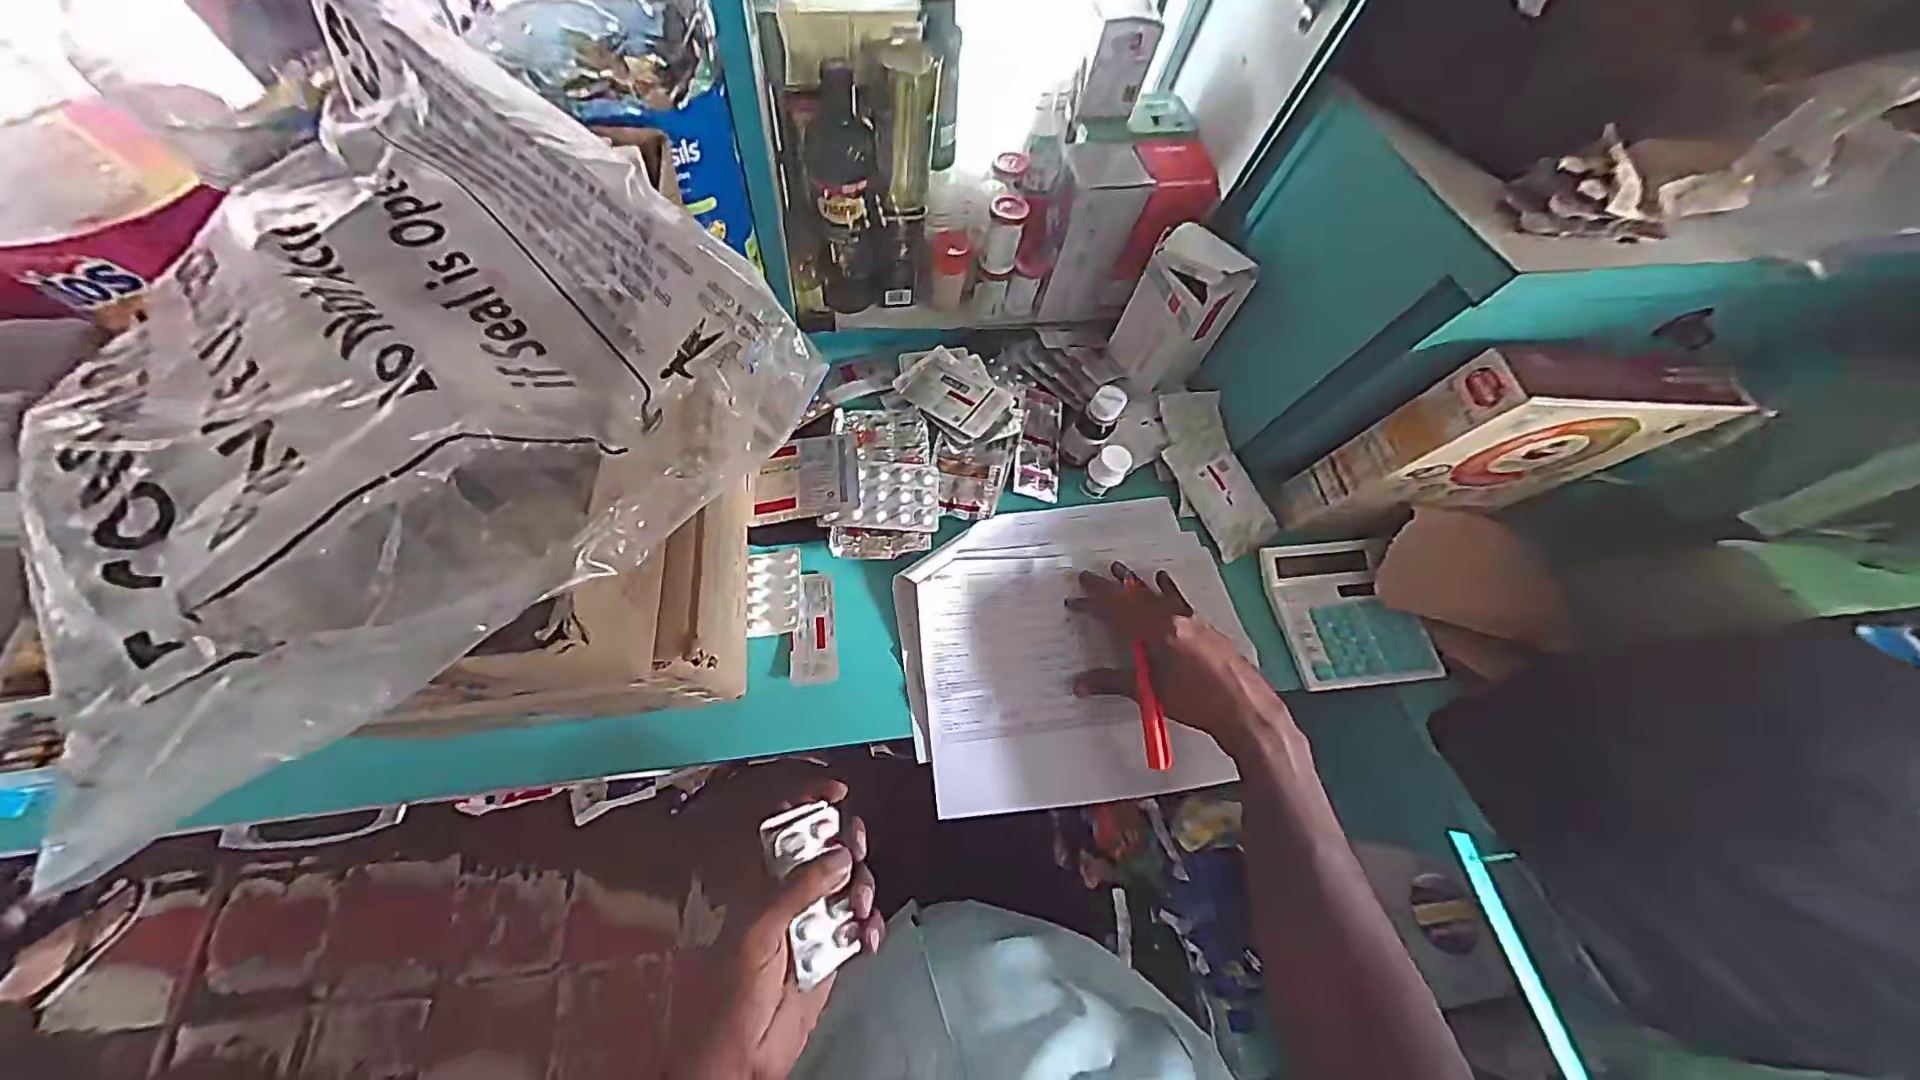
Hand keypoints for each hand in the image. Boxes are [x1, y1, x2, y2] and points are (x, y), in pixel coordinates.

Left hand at [664, 778, 884, 1079]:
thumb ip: (796, 889)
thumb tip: (836, 858)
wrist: (741, 1060)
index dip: (811, 807)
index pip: (789, 830)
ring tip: (858, 905)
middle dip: (847, 846)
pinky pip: (859, 925)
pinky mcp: (832, 949)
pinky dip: (869, 926)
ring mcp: (811, 922)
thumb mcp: (756, 932)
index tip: (834, 793)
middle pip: (827, 852)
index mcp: (762, 883)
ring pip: (849, 885)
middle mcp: (789, 897)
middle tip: (854, 851)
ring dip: (862, 889)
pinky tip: (865, 936)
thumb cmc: (724, 999)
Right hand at [1066, 561, 1293, 755]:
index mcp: (1156, 631)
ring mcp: (1190, 620)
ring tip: (1119, 570)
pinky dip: (1166, 590)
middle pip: (1133, 597)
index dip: (1092, 605)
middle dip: (1108, 588)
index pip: (1116, 612)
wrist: (1245, 708)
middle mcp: (1173, 619)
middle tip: (1087, 576)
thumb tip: (1079, 684)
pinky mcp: (1203, 627)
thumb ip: (1112, 683)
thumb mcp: (1149, 693)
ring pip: (1154, 595)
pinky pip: (1178, 600)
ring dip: (1134, 584)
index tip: (1074, 601)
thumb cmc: (1197, 702)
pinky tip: (1162, 580)